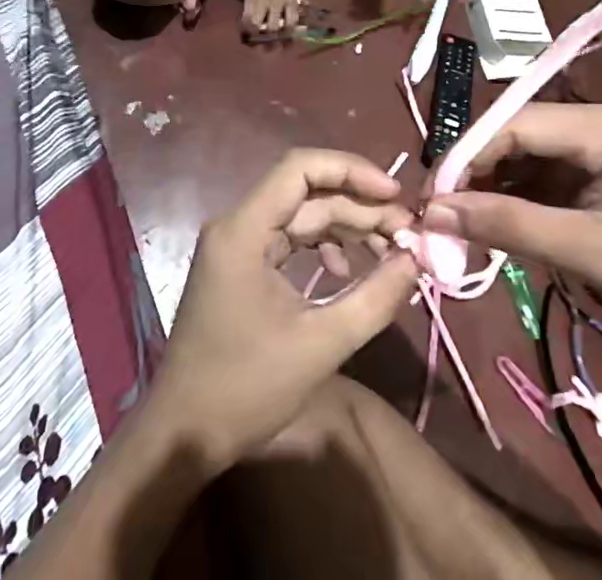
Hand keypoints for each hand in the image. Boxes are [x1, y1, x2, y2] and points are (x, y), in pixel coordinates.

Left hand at [156, 150, 419, 463]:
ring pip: (302, 216)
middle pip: (308, 194)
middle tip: (408, 232)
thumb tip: (416, 258)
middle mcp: (237, 227)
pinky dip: (325, 247)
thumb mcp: (323, 343)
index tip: (395, 194)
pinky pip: (290, 240)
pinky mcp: (242, 267)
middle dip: (361, 208)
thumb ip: (375, 296)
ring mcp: (237, 247)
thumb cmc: (247, 388)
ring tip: (391, 250)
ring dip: (347, 228)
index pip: (301, 168)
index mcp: (244, 231)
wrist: (185, 434)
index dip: (352, 171)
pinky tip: (347, 271)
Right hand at [239, 0, 303, 37]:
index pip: (291, 22)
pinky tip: (251, 28)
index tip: (291, 35)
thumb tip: (304, 8)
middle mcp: (275, 3)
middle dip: (276, 37)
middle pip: (275, 27)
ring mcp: (261, 2)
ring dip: (261, 34)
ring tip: (263, 38)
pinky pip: (246, 17)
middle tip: (277, 42)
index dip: (291, 32)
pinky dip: (248, 26)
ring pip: (259, 26)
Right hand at [424, 103, 601, 369]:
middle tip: (445, 228)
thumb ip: (513, 225)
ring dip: (502, 198)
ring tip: (472, 239)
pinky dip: (529, 211)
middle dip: (481, 180)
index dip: (466, 158)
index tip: (430, 204)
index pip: (517, 123)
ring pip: (536, 165)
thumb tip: (434, 211)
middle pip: (524, 140)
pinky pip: (557, 186)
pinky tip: (512, 238)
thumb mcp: (598, 251)